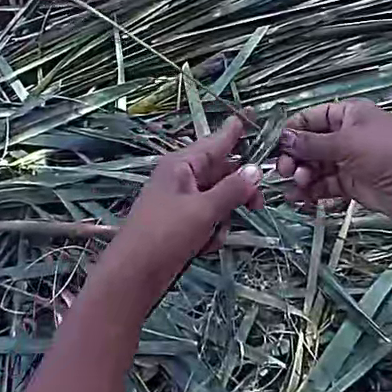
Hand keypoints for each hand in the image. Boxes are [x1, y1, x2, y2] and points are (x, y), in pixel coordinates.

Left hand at [103, 117, 262, 291]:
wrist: (133, 276)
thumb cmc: (165, 235)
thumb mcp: (203, 210)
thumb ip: (232, 190)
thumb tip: (256, 170)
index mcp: (181, 165)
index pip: (215, 142)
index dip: (234, 131)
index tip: (251, 115)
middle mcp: (181, 178)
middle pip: (221, 173)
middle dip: (238, 190)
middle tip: (257, 205)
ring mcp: (181, 201)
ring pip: (218, 199)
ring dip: (223, 217)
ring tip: (213, 235)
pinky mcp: (181, 223)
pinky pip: (208, 219)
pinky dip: (211, 232)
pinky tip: (204, 247)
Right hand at [274, 100, 391, 223]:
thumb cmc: (387, 153)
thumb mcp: (346, 142)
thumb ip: (312, 143)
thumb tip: (283, 139)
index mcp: (347, 115)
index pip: (310, 119)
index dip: (292, 132)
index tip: (276, 148)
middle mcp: (346, 135)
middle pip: (309, 145)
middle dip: (295, 158)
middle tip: (285, 171)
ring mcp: (348, 161)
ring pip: (315, 167)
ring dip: (302, 177)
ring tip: (296, 187)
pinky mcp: (351, 184)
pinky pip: (325, 185)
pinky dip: (312, 192)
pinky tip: (301, 199)